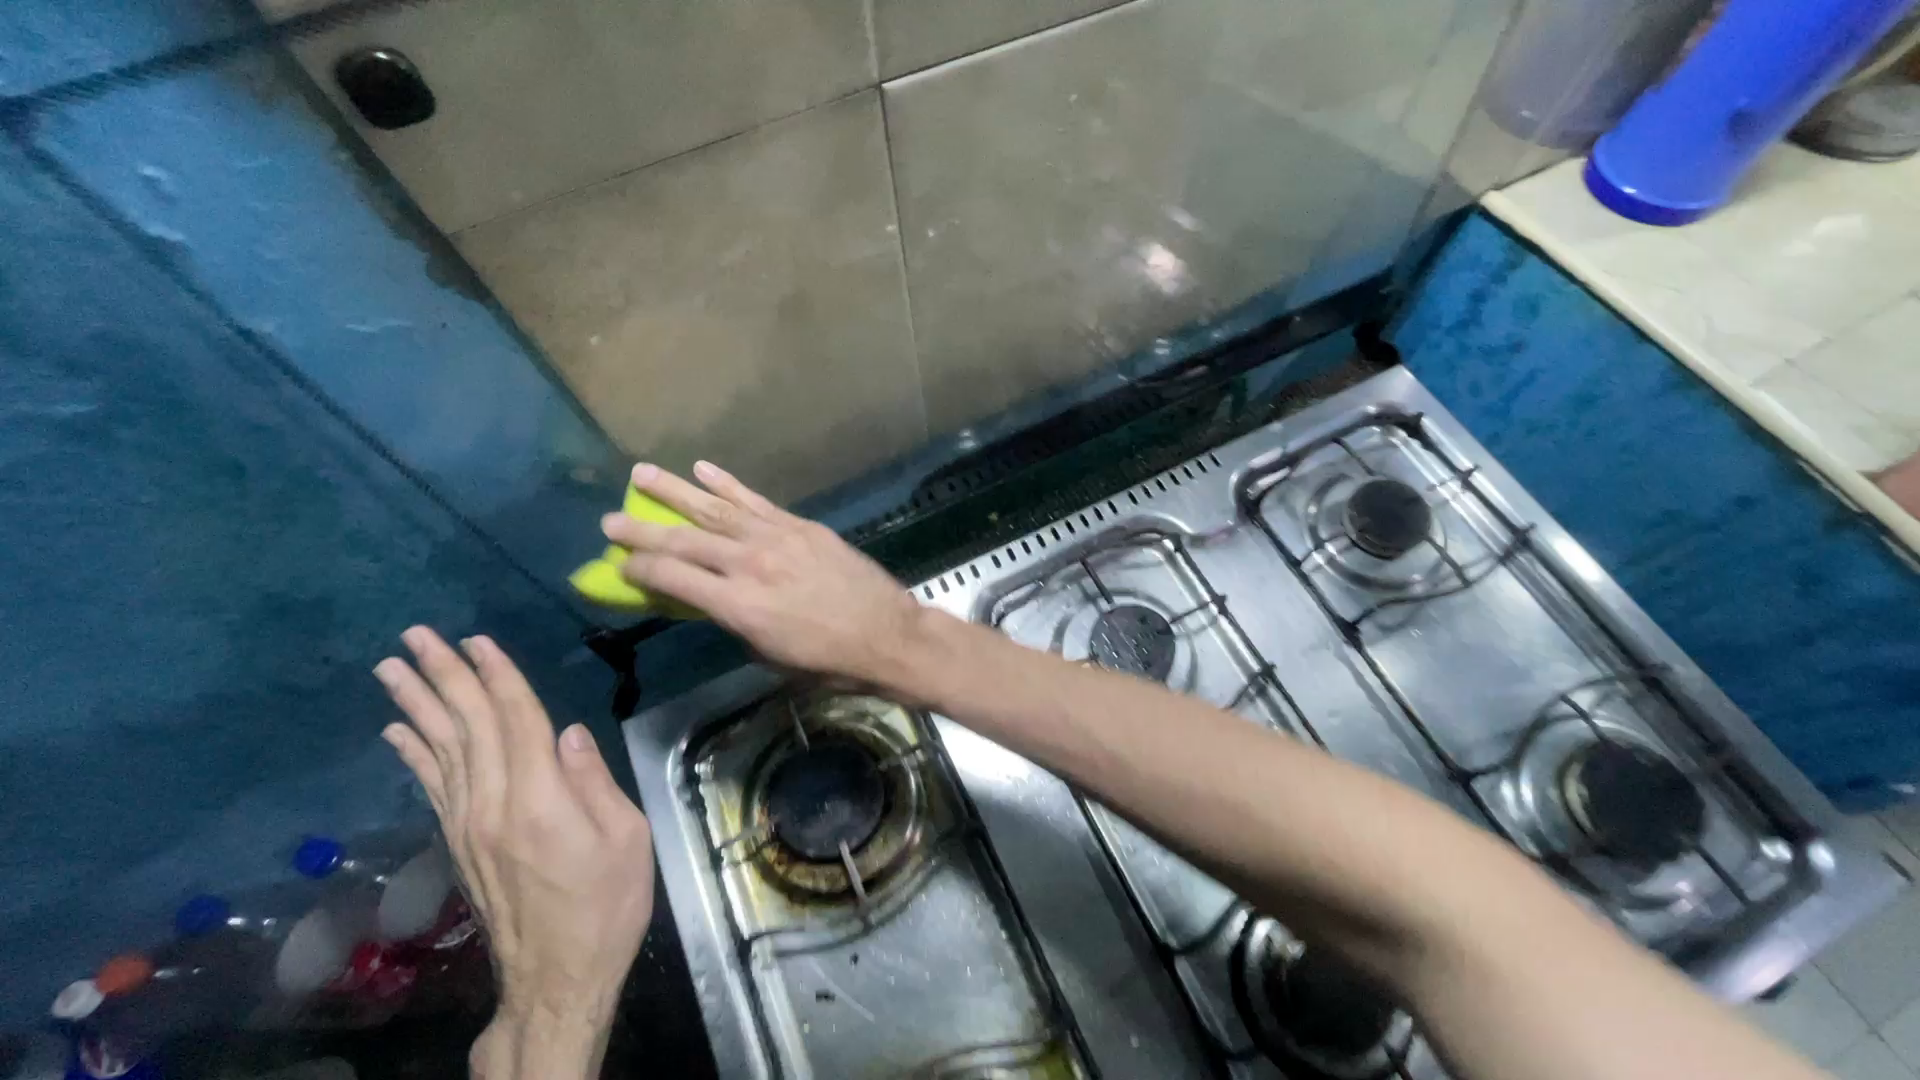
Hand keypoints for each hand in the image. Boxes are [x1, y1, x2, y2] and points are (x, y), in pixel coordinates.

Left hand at [374, 628, 653, 1078]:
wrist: (559, 975)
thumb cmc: (609, 903)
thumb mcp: (627, 838)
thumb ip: (593, 782)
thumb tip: (566, 733)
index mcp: (541, 799)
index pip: (514, 720)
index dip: (497, 676)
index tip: (477, 639)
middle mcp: (493, 804)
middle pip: (467, 727)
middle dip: (443, 676)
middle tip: (415, 636)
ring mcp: (468, 825)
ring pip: (439, 750)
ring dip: (416, 704)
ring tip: (392, 667)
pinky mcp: (458, 843)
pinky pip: (432, 785)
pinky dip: (413, 753)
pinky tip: (398, 729)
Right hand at [604, 461, 926, 686]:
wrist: (886, 635)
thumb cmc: (827, 661)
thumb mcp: (768, 654)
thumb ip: (734, 622)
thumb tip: (711, 600)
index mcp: (737, 605)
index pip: (671, 578)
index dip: (638, 571)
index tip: (618, 566)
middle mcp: (749, 564)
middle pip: (683, 541)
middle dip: (641, 531)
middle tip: (609, 520)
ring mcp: (776, 539)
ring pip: (715, 510)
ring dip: (676, 491)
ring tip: (642, 473)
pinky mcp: (800, 526)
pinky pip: (756, 501)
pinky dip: (729, 484)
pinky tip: (704, 469)